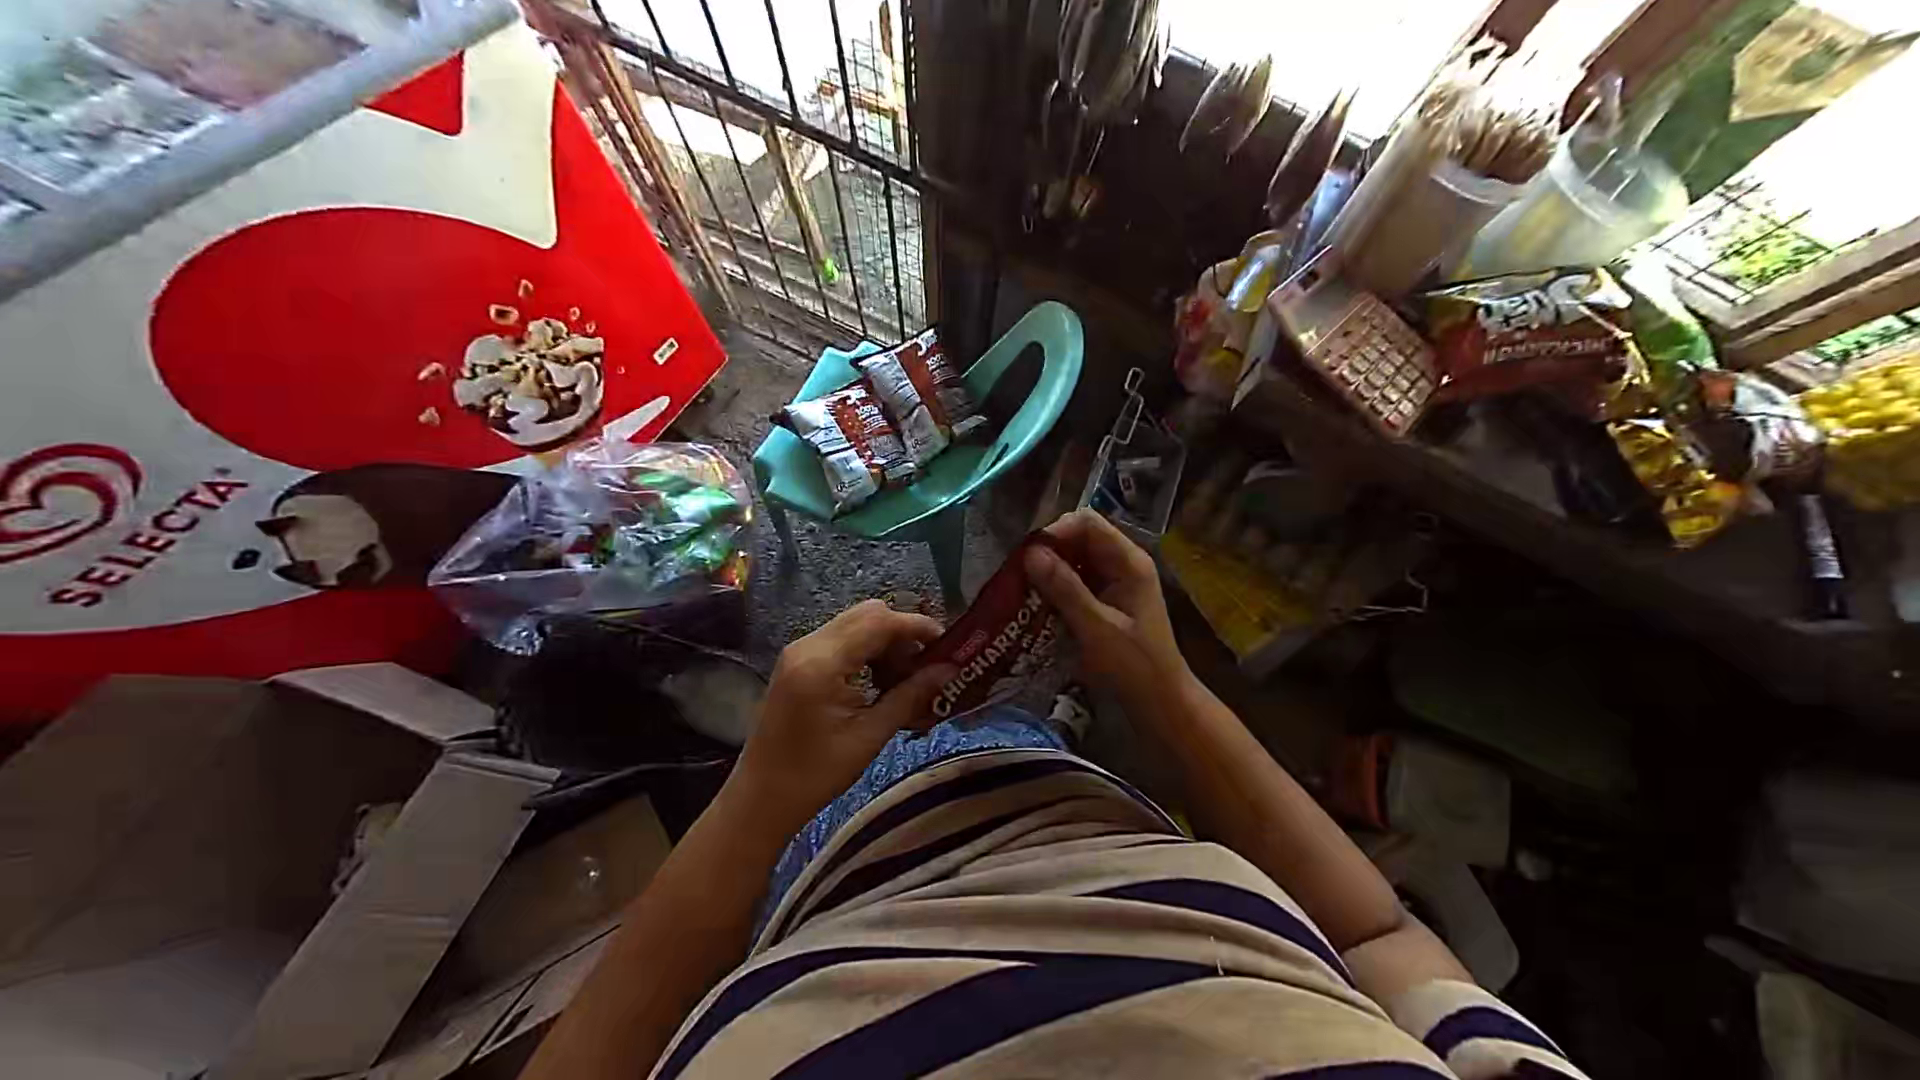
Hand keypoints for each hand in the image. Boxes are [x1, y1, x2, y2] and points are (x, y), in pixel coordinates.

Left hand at [727, 599, 954, 833]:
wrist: (761, 798)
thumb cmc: (815, 775)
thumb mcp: (870, 736)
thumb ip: (910, 696)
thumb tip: (949, 669)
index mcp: (822, 663)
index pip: (879, 622)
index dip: (918, 626)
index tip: (949, 644)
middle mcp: (808, 645)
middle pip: (868, 615)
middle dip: (903, 634)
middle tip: (927, 666)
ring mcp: (800, 651)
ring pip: (856, 624)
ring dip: (886, 643)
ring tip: (905, 681)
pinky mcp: (799, 662)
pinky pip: (842, 640)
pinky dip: (867, 652)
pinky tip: (880, 683)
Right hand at [1024, 509, 1193, 709]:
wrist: (1161, 703)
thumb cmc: (1134, 666)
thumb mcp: (1096, 628)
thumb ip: (1065, 588)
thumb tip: (1030, 553)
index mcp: (1128, 561)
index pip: (1087, 523)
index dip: (1055, 532)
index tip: (1027, 557)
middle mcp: (1121, 564)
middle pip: (1078, 538)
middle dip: (1047, 553)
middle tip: (1018, 575)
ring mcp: (1113, 582)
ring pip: (1073, 560)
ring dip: (1047, 572)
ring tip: (1021, 590)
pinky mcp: (1104, 600)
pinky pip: (1074, 582)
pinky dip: (1054, 589)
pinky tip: (1035, 605)